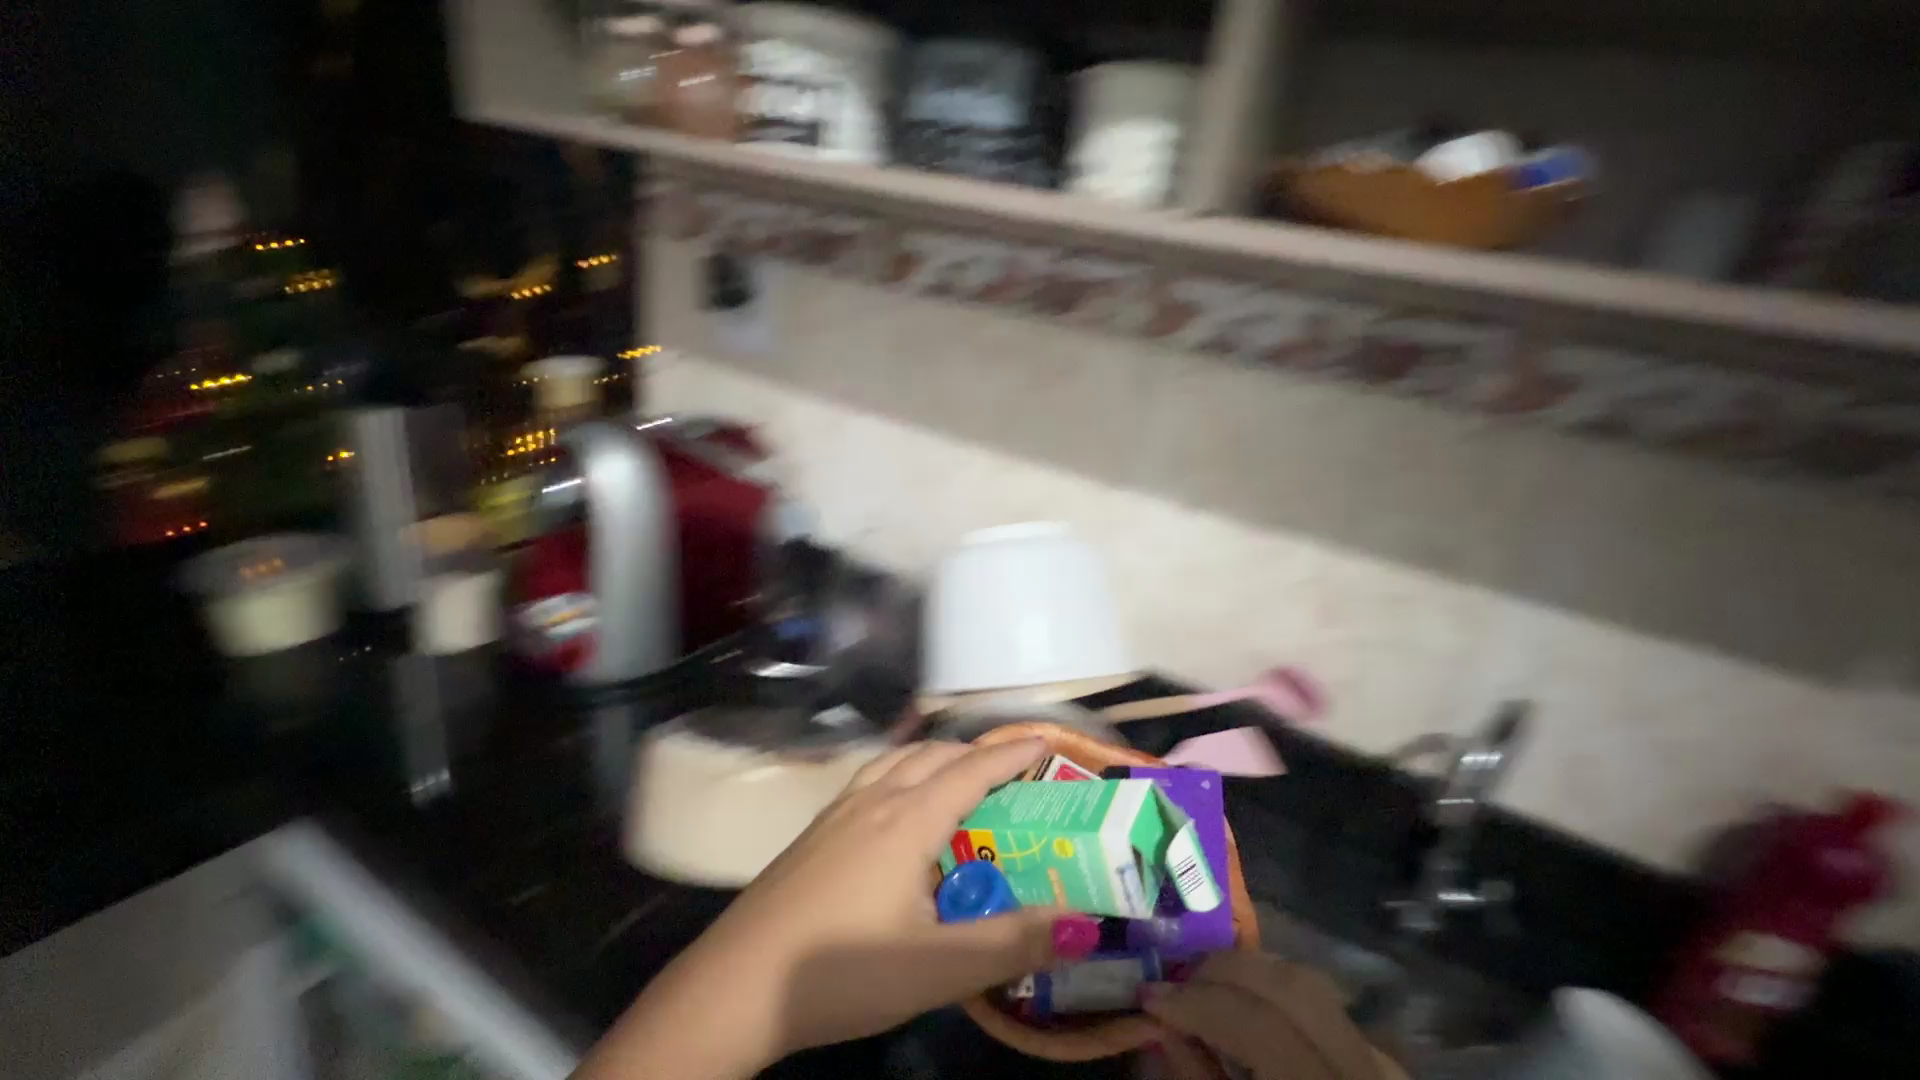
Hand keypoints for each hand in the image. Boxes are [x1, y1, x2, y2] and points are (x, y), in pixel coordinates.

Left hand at [575, 738, 1096, 1079]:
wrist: (736, 986)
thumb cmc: (844, 972)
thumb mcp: (939, 968)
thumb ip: (1013, 943)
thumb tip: (1083, 923)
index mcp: (908, 821)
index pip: (971, 770)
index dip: (1011, 753)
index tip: (1046, 742)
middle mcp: (872, 802)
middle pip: (931, 755)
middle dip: (974, 753)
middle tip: (1010, 772)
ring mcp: (835, 815)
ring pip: (893, 762)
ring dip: (932, 759)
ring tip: (955, 781)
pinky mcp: (811, 836)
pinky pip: (868, 782)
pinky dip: (899, 776)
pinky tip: (895, 815)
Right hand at [1142, 952, 1394, 1079]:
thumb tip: (1166, 1023)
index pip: (1257, 1023)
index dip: (1196, 1001)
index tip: (1147, 997)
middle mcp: (1360, 1074)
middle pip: (1289, 986)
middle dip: (1222, 972)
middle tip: (1175, 983)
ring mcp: (1380, 1068)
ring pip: (1311, 984)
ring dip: (1251, 972)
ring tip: (1206, 986)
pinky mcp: (1384, 1067)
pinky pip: (1327, 1008)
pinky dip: (1280, 994)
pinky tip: (1250, 1005)